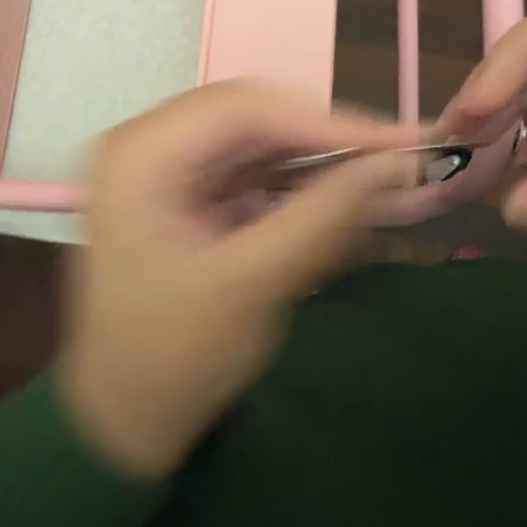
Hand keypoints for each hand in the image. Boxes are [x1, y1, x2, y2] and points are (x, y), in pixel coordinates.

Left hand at [61, 81, 418, 477]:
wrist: (124, 418)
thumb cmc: (172, 358)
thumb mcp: (251, 285)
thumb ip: (323, 218)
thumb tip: (395, 164)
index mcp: (140, 154)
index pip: (244, 109)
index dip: (328, 120)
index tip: (401, 140)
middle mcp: (148, 142)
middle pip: (252, 116)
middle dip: (327, 139)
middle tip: (400, 156)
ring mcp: (165, 164)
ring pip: (258, 139)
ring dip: (319, 159)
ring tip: (384, 175)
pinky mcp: (186, 190)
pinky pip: (253, 168)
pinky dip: (300, 182)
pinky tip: (343, 194)